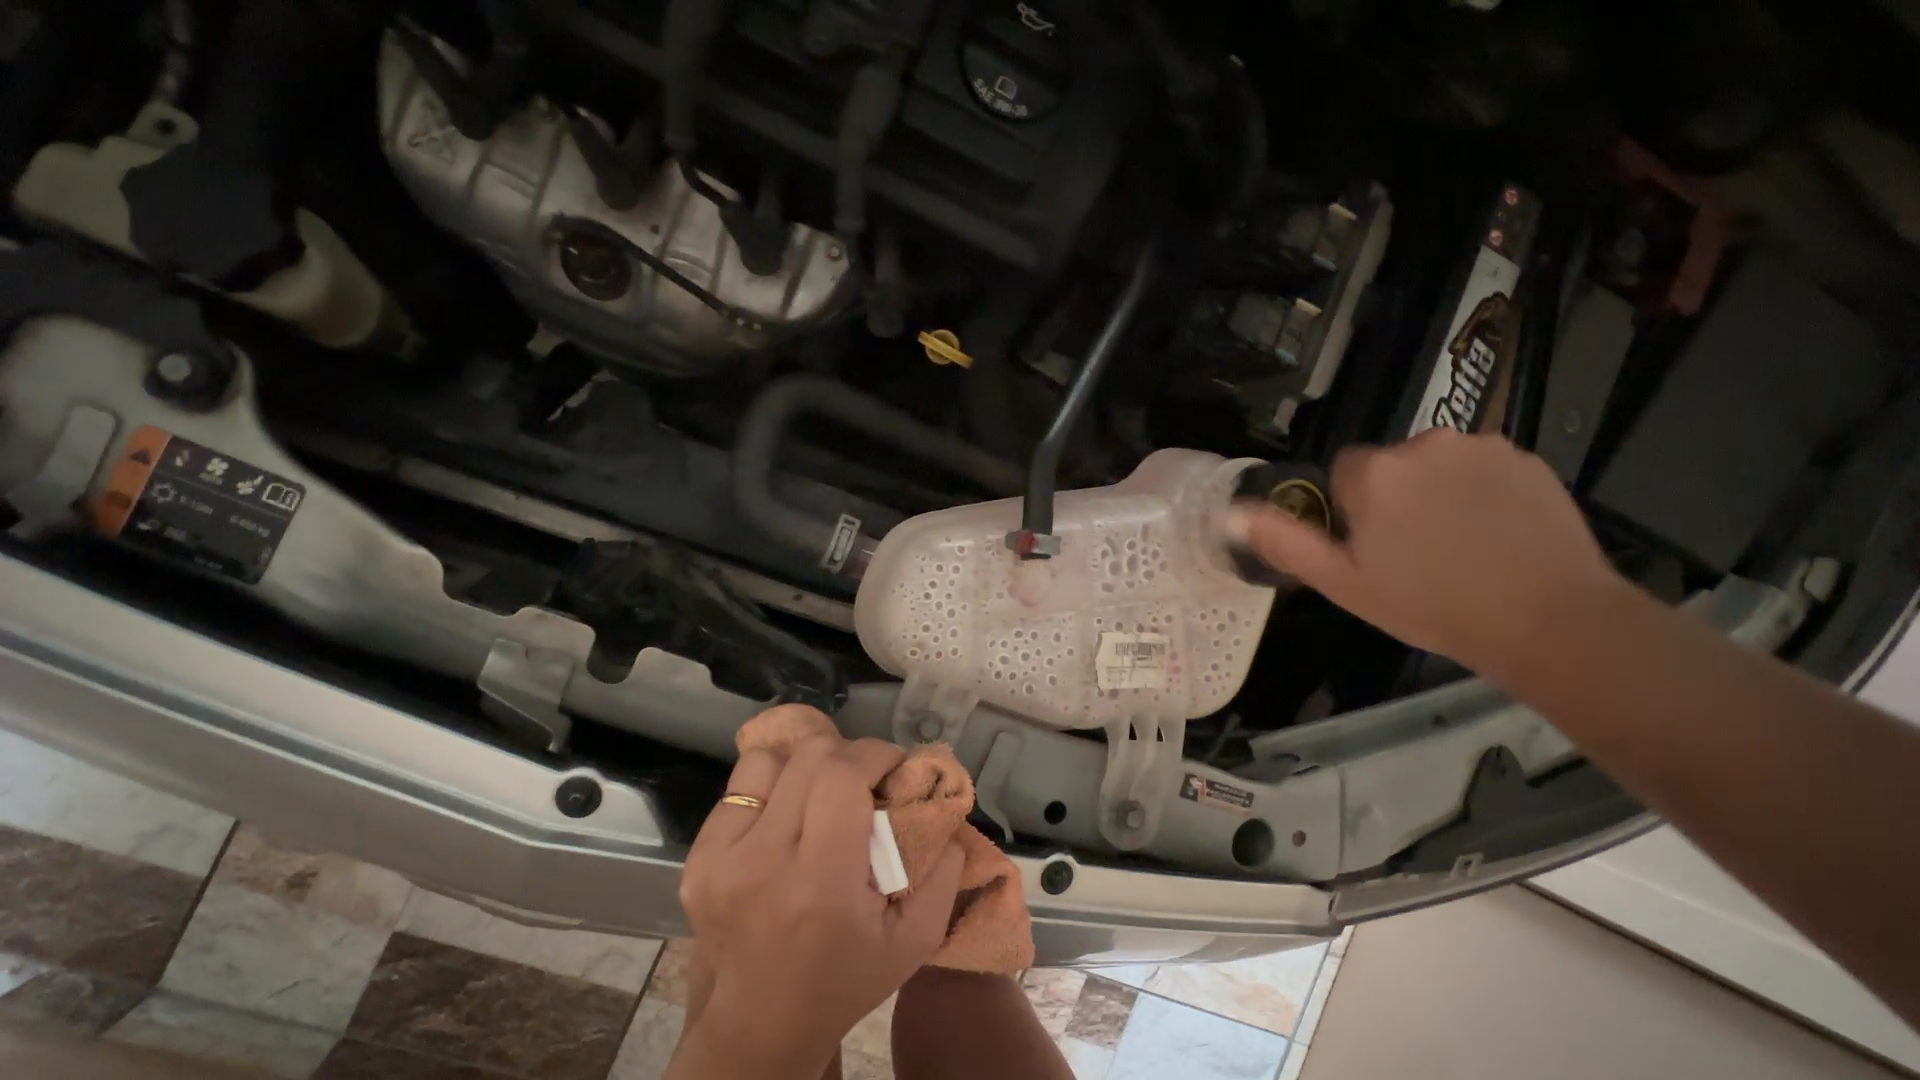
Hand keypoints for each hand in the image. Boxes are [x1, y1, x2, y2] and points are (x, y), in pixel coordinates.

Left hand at [674, 727, 965, 1076]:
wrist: (763, 1022)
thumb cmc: (847, 979)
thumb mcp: (916, 939)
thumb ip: (942, 870)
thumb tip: (945, 802)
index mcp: (821, 883)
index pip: (841, 773)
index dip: (874, 753)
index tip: (894, 768)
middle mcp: (763, 862)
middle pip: (808, 757)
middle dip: (847, 755)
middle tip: (865, 780)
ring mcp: (721, 858)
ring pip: (768, 762)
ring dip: (804, 766)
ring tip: (821, 793)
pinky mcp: (698, 858)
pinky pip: (739, 788)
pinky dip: (772, 788)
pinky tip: (787, 817)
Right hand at [1226, 429, 1620, 673]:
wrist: (1546, 618)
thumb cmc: (1431, 606)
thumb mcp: (1345, 585)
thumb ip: (1286, 542)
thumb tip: (1230, 512)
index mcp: (1374, 472)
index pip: (1344, 472)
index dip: (1354, 511)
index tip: (1374, 549)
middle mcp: (1424, 443)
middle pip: (1392, 465)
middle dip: (1396, 497)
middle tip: (1416, 553)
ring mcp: (1481, 446)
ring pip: (1439, 464)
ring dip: (1438, 491)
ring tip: (1461, 545)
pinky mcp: (1526, 457)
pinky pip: (1484, 467)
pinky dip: (1483, 491)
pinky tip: (1497, 535)